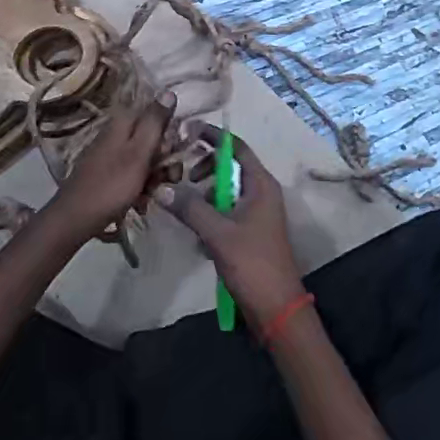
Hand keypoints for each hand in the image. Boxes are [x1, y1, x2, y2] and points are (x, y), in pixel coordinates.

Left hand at [51, 93, 173, 239]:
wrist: (74, 219)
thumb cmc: (111, 185)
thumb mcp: (139, 152)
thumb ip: (155, 122)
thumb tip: (169, 91)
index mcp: (124, 122)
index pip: (158, 116)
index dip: (171, 135)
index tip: (173, 155)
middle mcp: (117, 133)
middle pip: (154, 139)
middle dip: (165, 160)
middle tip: (167, 179)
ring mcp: (111, 153)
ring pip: (146, 158)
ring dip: (155, 177)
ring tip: (152, 195)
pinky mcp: (108, 172)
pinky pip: (133, 173)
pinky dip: (140, 186)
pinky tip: (141, 202)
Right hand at [154, 128, 306, 326]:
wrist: (277, 308)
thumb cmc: (252, 263)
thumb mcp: (218, 233)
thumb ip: (190, 208)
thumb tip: (162, 188)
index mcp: (261, 184)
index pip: (237, 147)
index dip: (213, 137)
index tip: (187, 131)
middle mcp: (262, 193)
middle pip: (230, 167)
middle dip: (205, 170)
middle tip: (183, 178)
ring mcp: (257, 214)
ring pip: (226, 192)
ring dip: (205, 197)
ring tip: (186, 211)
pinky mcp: (251, 233)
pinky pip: (226, 214)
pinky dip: (211, 218)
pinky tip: (199, 239)